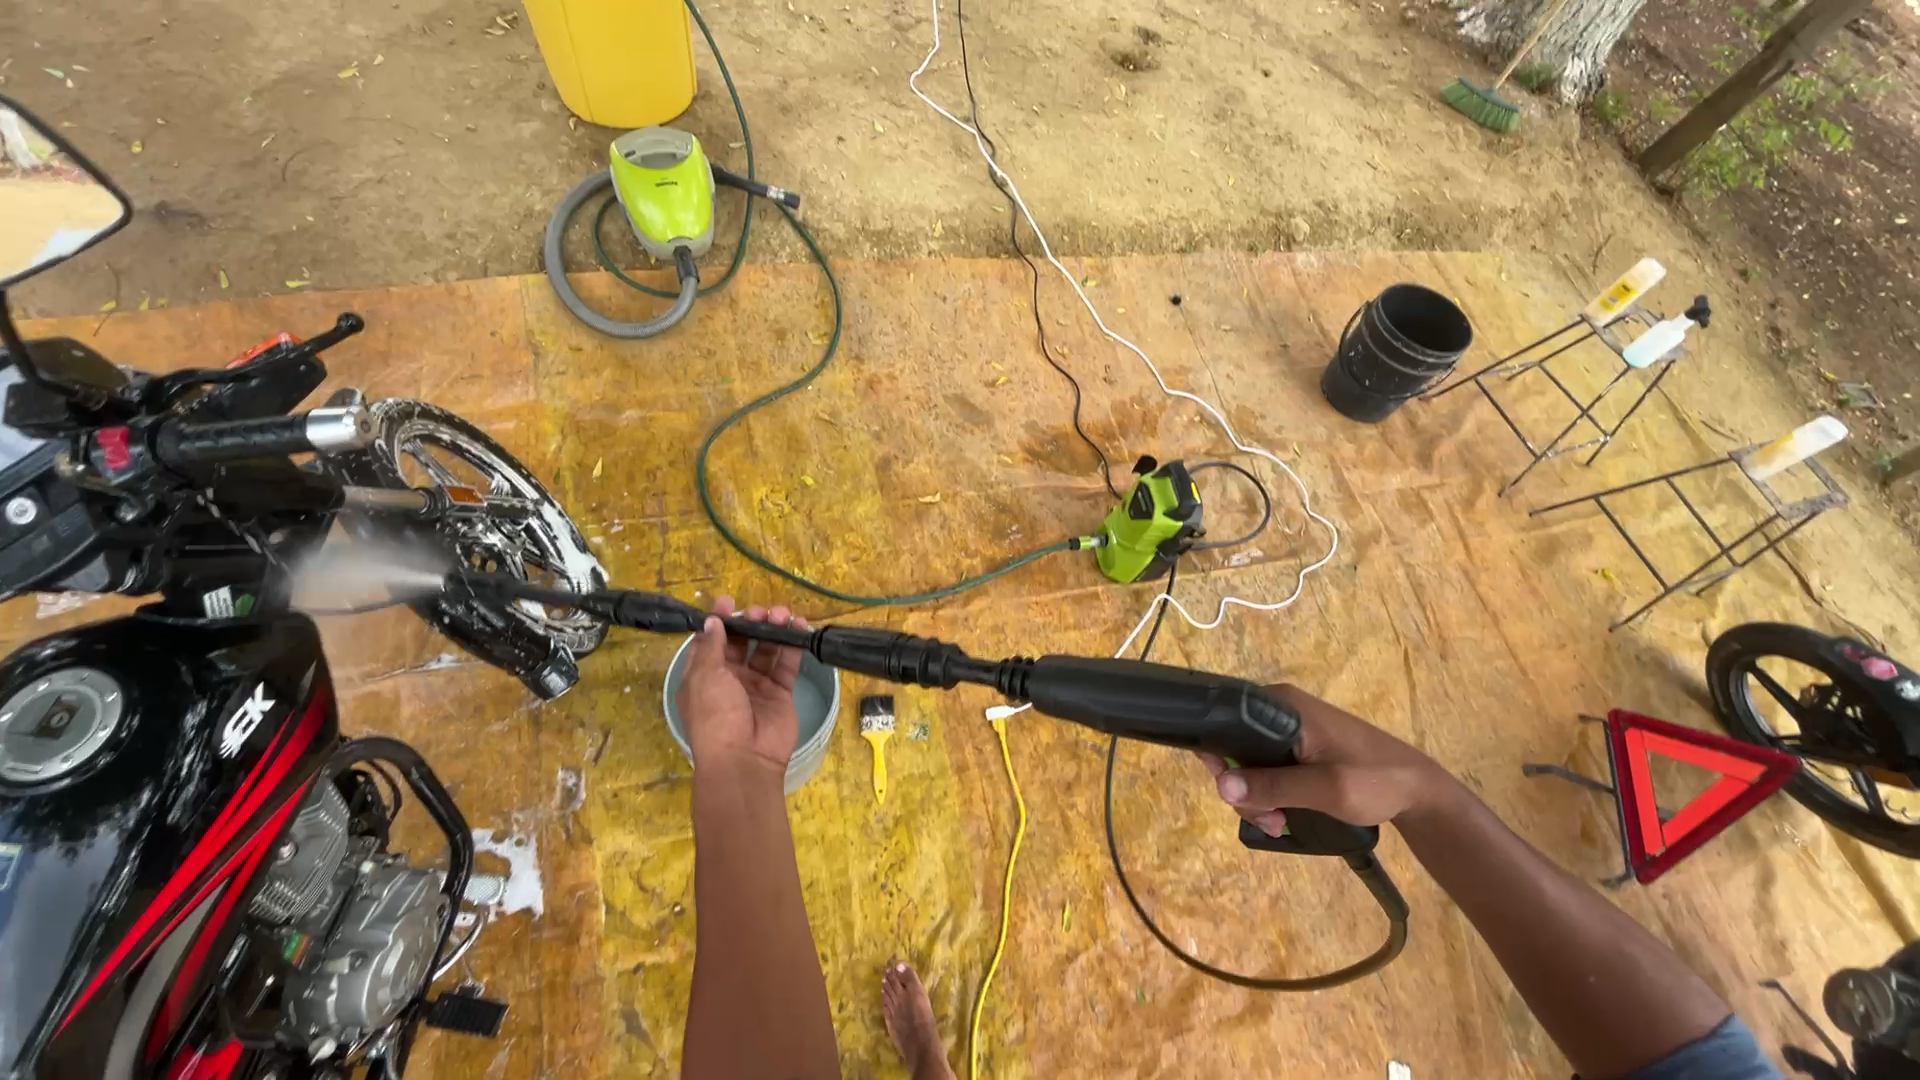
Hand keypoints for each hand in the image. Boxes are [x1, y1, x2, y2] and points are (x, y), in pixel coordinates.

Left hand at [678, 597, 808, 779]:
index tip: (729, 601)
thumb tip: (712, 621)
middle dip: (751, 623)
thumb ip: (712, 647)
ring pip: (766, 650)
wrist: (744, 758)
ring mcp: (756, 686)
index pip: (711, 642)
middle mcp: (729, 679)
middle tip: (762, 611)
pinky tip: (799, 628)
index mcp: (703, 677)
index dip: (719, 621)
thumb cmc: (716, 715)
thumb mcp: (705, 677)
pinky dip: (793, 646)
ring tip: (784, 614)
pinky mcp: (781, 692)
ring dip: (774, 630)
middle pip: (742, 643)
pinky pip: (787, 664)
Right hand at [1200, 683, 1453, 836]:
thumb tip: (1221, 785)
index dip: (1219, 757)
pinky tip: (1282, 815)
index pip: (1226, 720)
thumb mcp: (1326, 788)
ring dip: (1257, 796)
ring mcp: (1288, 726)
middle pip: (1235, 746)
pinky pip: (1266, 766)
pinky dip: (1269, 792)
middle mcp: (1279, 708)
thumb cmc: (1376, 781)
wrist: (1419, 791)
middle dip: (1243, 787)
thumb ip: (1273, 786)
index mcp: (1282, 704)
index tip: (1232, 791)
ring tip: (1278, 824)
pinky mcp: (1298, 744)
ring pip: (1249, 761)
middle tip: (1268, 819)